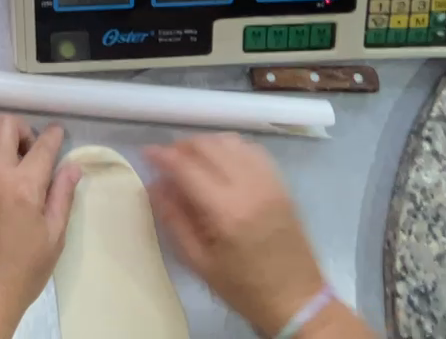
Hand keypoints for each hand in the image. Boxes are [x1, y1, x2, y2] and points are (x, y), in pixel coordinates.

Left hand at [0, 116, 81, 337]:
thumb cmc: (24, 268)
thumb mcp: (54, 236)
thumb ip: (62, 196)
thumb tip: (72, 166)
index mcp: (24, 185)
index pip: (43, 145)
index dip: (54, 135)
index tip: (57, 134)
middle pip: (4, 124)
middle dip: (21, 129)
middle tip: (28, 150)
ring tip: (2, 155)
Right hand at [145, 134, 327, 335]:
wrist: (299, 303)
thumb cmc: (245, 289)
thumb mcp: (199, 262)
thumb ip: (173, 219)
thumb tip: (154, 185)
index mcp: (226, 211)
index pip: (185, 166)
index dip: (161, 155)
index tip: (146, 153)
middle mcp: (248, 188)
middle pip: (206, 145)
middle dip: (180, 147)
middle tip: (168, 162)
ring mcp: (268, 183)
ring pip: (228, 142)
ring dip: (205, 144)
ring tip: (193, 160)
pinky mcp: (281, 185)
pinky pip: (251, 150)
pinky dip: (230, 148)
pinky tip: (222, 162)